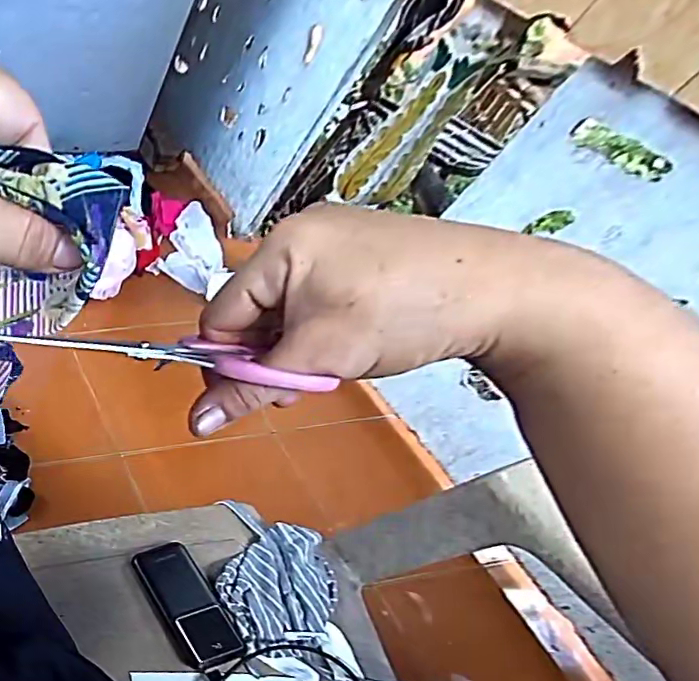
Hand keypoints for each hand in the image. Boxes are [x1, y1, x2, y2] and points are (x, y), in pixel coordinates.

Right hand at [187, 203, 632, 435]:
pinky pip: (308, 306)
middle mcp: (299, 236)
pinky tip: (339, 353)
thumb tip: (194, 426)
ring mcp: (331, 245)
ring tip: (326, 370)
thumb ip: (248, 391)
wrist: (504, 293)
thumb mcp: (315, 358)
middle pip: (247, 316)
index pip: (219, 316)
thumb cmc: (402, 312)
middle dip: (263, 359)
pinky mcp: (356, 259)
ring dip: (288, 354)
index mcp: (279, 245)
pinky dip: (312, 338)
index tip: (253, 392)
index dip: (228, 362)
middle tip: (294, 386)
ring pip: (278, 317)